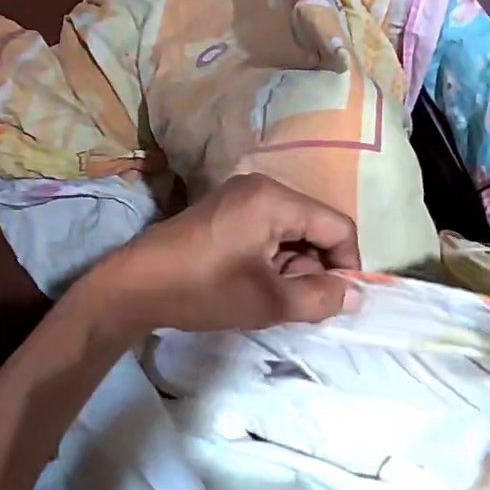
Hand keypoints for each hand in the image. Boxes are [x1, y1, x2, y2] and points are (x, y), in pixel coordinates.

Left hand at [74, 173, 361, 339]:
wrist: (134, 284)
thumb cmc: (204, 289)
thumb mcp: (268, 302)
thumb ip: (320, 298)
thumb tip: (355, 295)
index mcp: (274, 198)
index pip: (336, 226)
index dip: (347, 265)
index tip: (338, 300)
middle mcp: (259, 187)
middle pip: (312, 225)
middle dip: (315, 266)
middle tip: (298, 303)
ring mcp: (237, 196)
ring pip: (288, 230)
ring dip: (291, 265)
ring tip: (270, 297)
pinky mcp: (221, 211)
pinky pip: (264, 230)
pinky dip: (270, 258)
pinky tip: (252, 284)